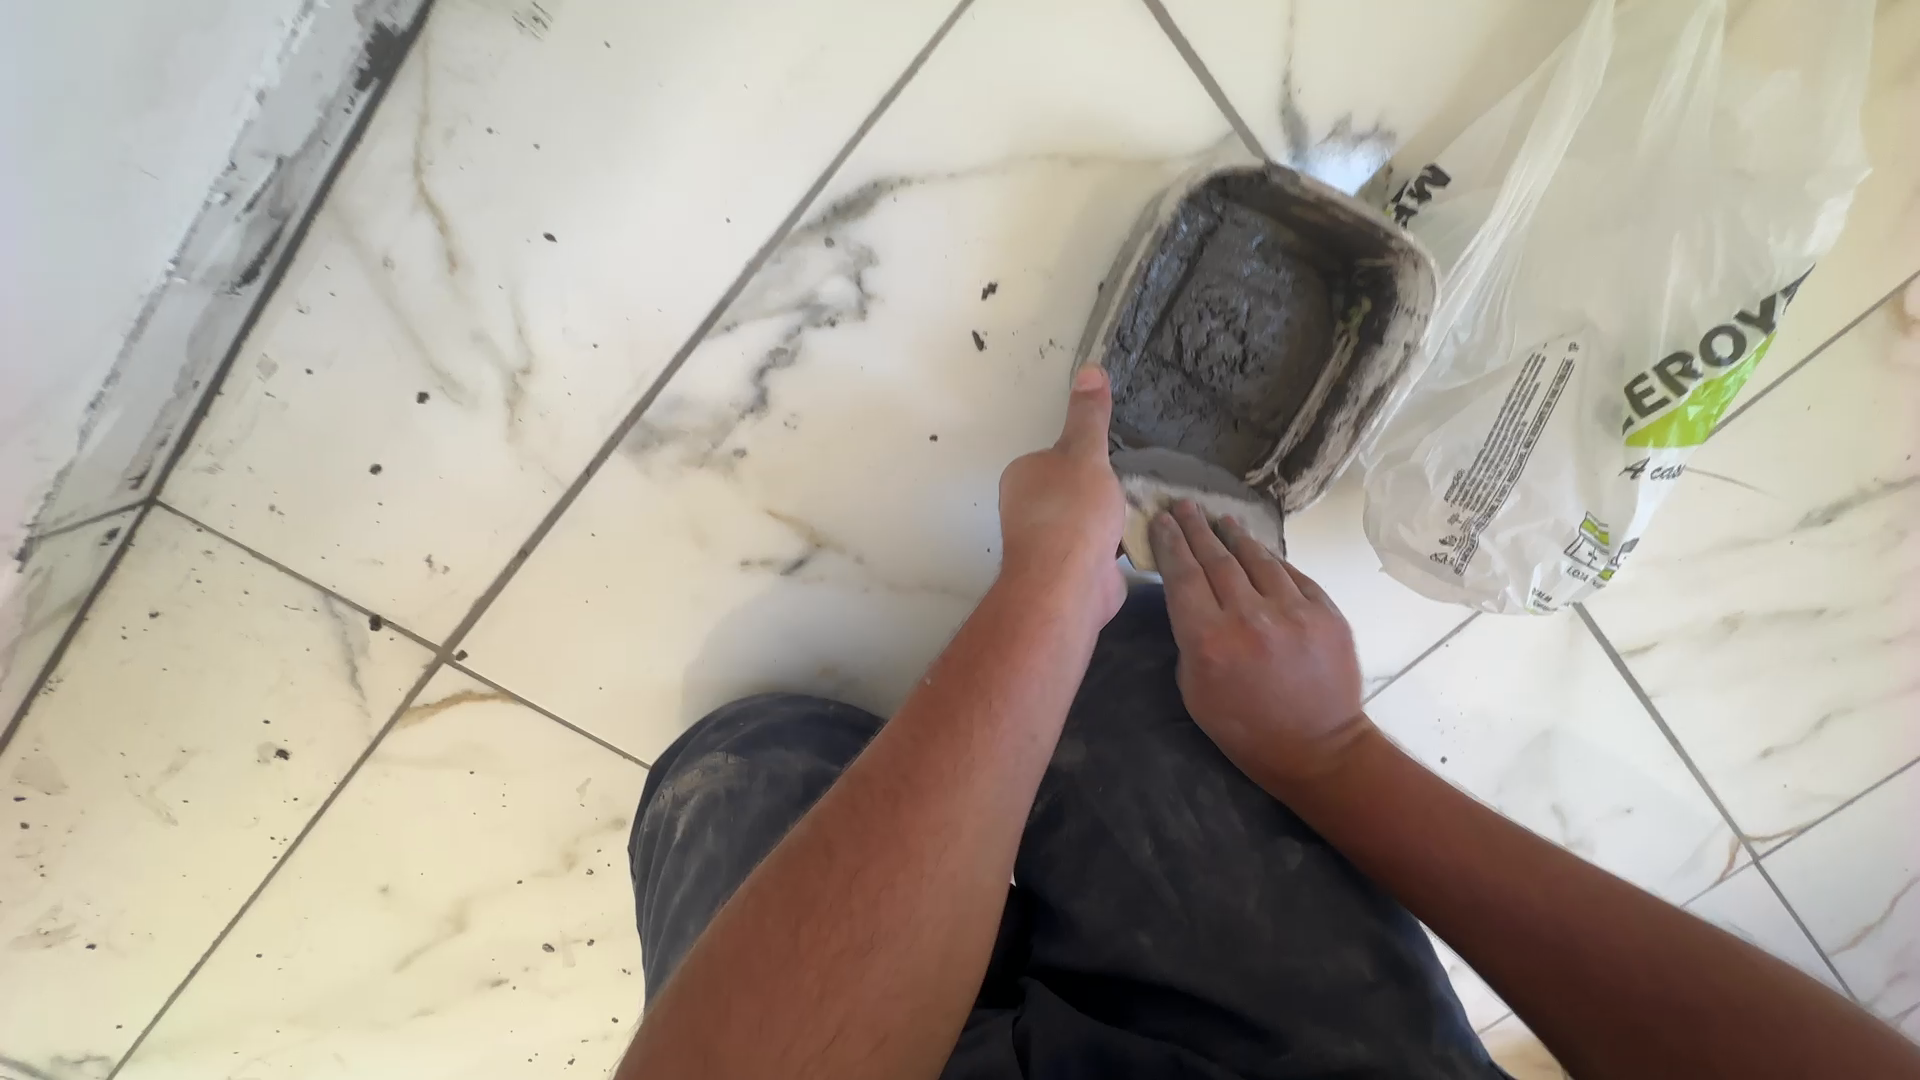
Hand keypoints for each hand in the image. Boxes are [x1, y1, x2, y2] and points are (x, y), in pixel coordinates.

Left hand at [997, 366, 1125, 629]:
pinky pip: (1099, 549)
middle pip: (1074, 490)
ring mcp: (1048, 543)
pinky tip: (1138, 541)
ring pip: (1088, 521)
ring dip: (1112, 521)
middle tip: (1129, 489)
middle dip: (1101, 493)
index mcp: (1023, 477)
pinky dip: (1118, 546)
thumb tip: (1089, 368)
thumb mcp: (1085, 453)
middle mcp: (1028, 509)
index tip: (1109, 463)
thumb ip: (1089, 416)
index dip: (1085, 459)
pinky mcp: (1071, 570)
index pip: (1057, 458)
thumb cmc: (1072, 511)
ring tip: (1139, 514)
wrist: (1070, 582)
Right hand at [1148, 500, 1370, 786]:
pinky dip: (1270, 559)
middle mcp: (1249, 617)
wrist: (1317, 748)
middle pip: (1216, 559)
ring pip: (1256, 559)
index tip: (1162, 520)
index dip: (1171, 543)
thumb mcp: (1193, 687)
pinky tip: (1257, 550)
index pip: (1183, 575)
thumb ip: (1190, 637)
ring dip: (1234, 536)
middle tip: (1184, 506)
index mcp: (1208, 638)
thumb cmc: (1242, 726)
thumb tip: (1193, 598)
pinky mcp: (1326, 613)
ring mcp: (1292, 612)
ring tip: (1220, 519)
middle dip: (1196, 528)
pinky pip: (1291, 575)